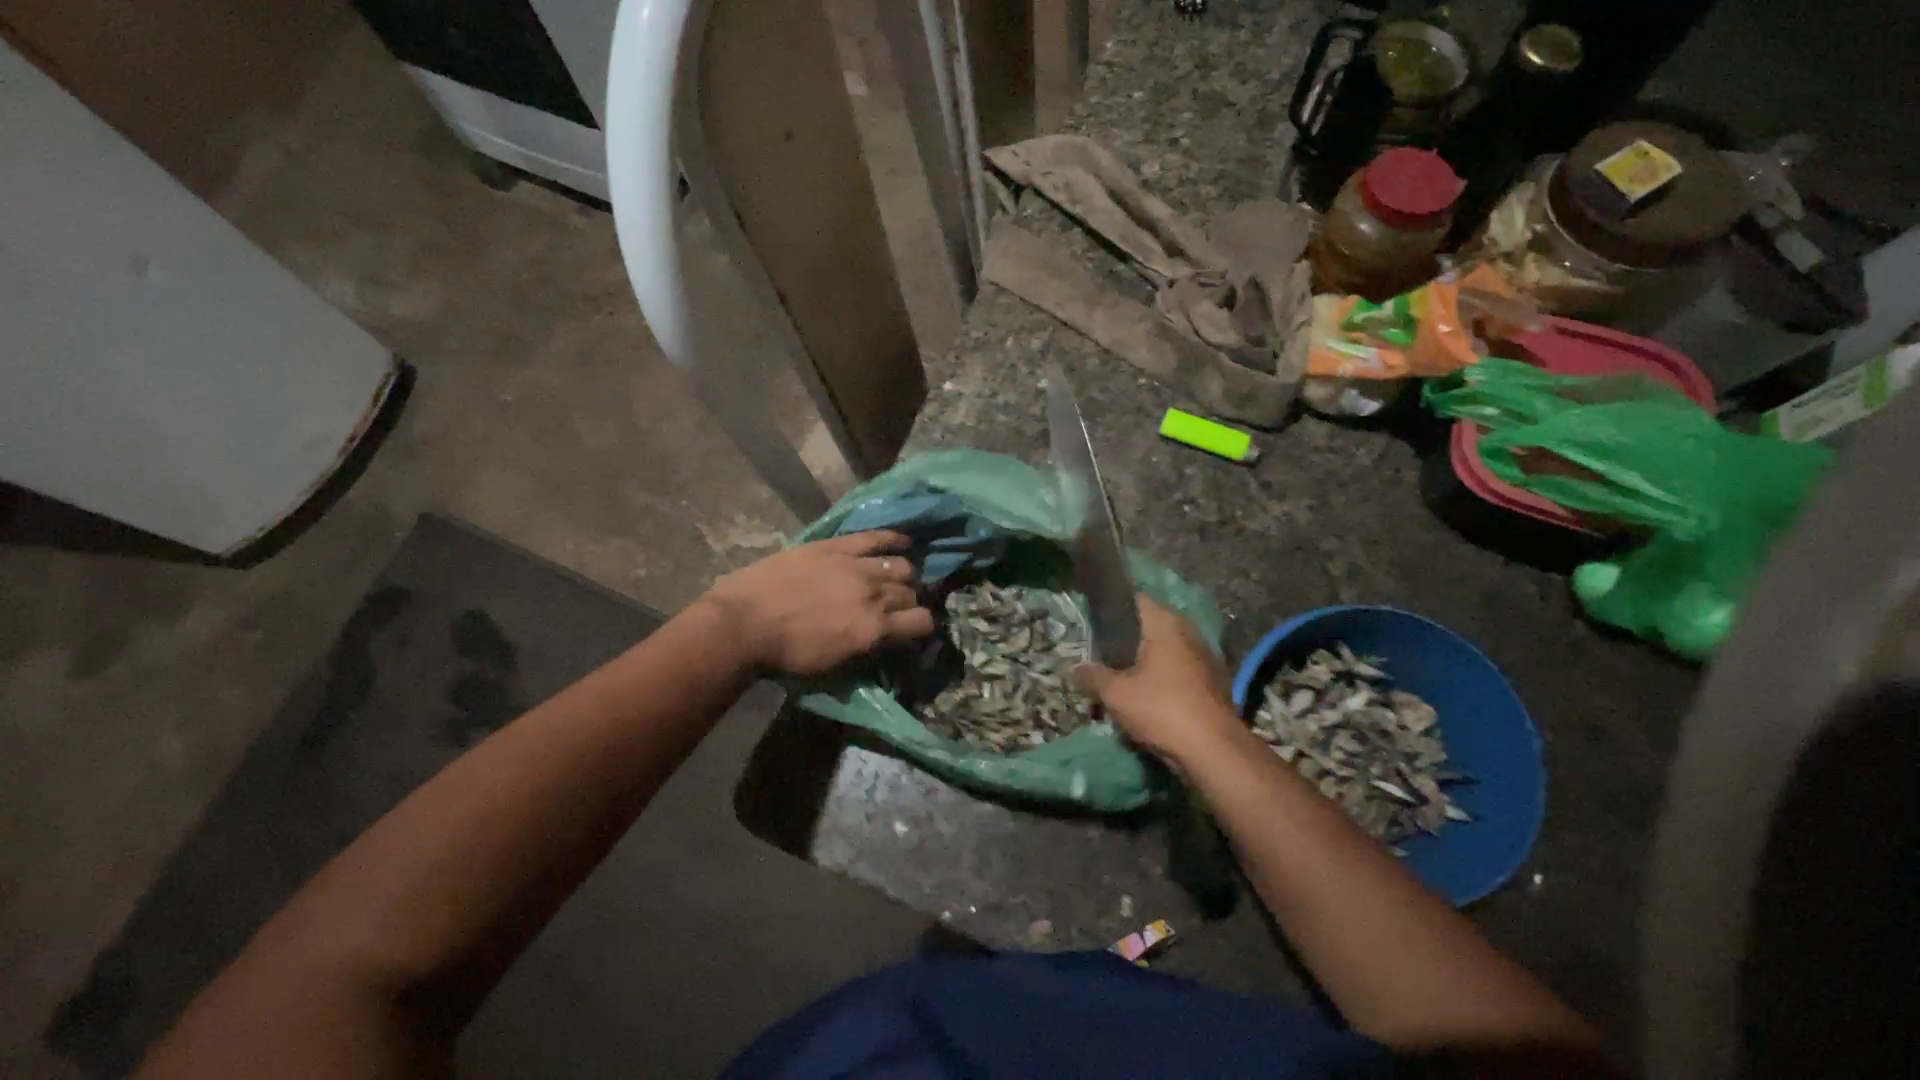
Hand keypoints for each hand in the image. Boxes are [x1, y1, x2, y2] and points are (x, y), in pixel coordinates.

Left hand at [698, 531, 934, 675]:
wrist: (744, 625)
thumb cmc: (785, 656)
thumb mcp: (834, 665)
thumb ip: (867, 649)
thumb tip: (885, 639)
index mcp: (874, 630)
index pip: (922, 622)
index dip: (923, 626)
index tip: (915, 629)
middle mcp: (874, 595)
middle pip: (911, 593)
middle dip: (911, 601)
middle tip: (899, 605)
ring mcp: (856, 567)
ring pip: (901, 565)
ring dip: (904, 574)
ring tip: (896, 577)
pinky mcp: (835, 547)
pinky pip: (875, 537)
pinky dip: (894, 538)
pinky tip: (903, 540)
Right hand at [1073, 595, 1243, 761]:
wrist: (1213, 750)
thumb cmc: (1161, 709)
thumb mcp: (1115, 693)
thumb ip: (1091, 676)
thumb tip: (1072, 667)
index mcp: (1165, 623)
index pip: (1135, 599)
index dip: (1112, 607)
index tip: (1092, 621)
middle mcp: (1188, 632)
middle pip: (1149, 628)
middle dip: (1125, 641)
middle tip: (1099, 657)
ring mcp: (1204, 658)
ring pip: (1164, 653)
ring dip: (1143, 664)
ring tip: (1118, 681)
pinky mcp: (1212, 683)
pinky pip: (1177, 673)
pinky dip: (1160, 681)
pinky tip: (1144, 700)